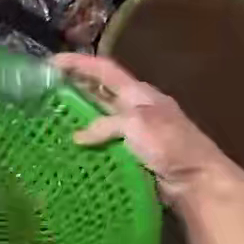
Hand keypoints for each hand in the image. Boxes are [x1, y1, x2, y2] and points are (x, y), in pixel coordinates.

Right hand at [54, 52, 243, 204]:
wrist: (197, 181)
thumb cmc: (171, 145)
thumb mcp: (136, 125)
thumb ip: (105, 125)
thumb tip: (78, 137)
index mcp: (138, 94)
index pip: (105, 70)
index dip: (79, 63)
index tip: (52, 62)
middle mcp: (135, 108)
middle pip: (101, 92)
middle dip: (75, 87)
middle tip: (46, 91)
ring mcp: (135, 132)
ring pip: (100, 118)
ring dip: (79, 116)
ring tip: (51, 119)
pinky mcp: (133, 154)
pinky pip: (104, 143)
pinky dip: (88, 143)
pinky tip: (71, 149)